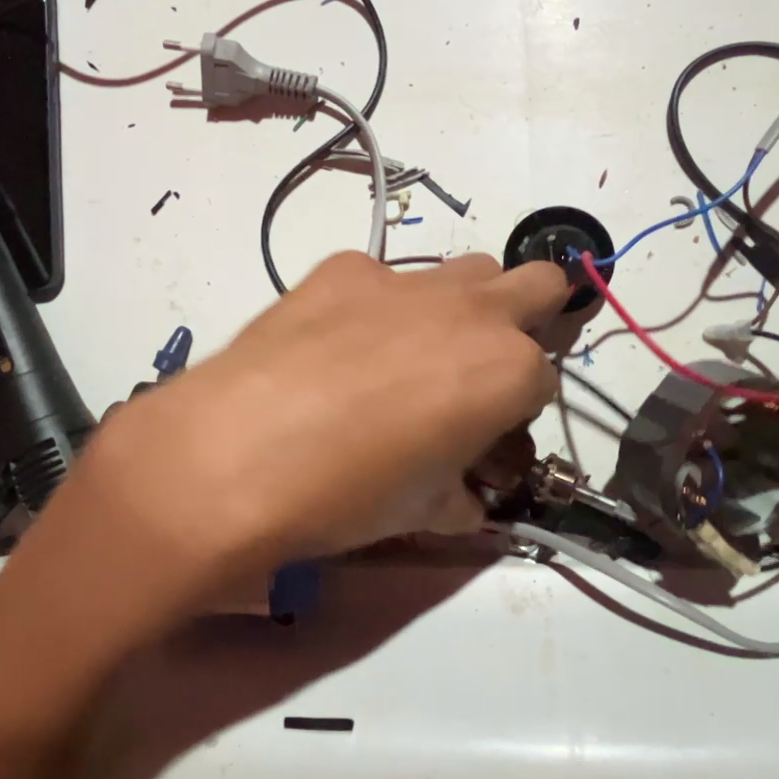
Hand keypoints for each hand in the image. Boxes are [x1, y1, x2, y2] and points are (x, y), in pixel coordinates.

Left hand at [52, 252, 569, 591]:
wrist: (235, 454)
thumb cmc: (347, 495)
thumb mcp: (422, 511)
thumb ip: (463, 496)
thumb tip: (465, 497)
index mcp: (509, 371)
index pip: (543, 381)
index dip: (515, 413)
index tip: (481, 437)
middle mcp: (472, 311)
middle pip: (537, 285)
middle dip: (527, 318)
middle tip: (478, 367)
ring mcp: (405, 280)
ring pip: (464, 270)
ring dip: (458, 304)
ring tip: (404, 355)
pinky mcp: (343, 267)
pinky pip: (381, 277)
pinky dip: (376, 306)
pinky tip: (332, 349)